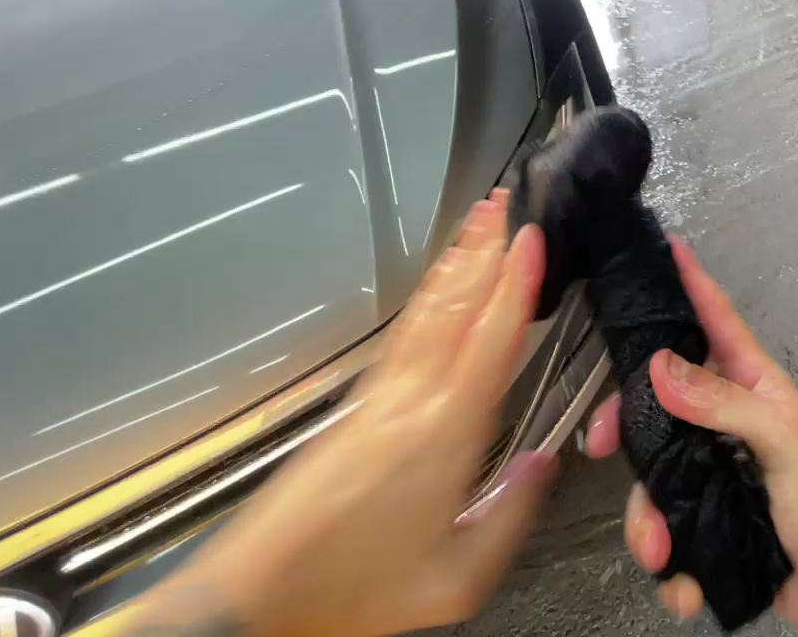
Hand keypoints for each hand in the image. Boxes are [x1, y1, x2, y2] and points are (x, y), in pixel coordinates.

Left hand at [139, 192, 557, 636]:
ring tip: (481, 217)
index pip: (490, 337)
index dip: (514, 281)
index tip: (532, 234)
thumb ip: (512, 514)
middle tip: (511, 200)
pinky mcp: (360, 402)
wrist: (251, 603)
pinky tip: (441, 276)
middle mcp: (415, 398)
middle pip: (459, 306)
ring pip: (431, 309)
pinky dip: (431, 291)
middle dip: (488, 248)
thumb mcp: (456, 579)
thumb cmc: (356, 591)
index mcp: (447, 432)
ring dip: (460, 258)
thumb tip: (546, 461)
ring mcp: (383, 395)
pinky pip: (406, 329)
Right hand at [584, 237, 797, 631]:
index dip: (692, 282)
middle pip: (658, 400)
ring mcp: (714, 469)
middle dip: (624, 424)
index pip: (716, 320)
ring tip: (662, 556)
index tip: (665, 247)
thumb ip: (723, 403)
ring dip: (648, 521)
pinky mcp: (708, 519)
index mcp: (752, 384)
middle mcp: (726, 418)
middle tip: (596, 447)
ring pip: (654, 474)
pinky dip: (669, 562)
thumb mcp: (784, 441)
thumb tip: (659, 365)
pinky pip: (668, 528)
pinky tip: (684, 585)